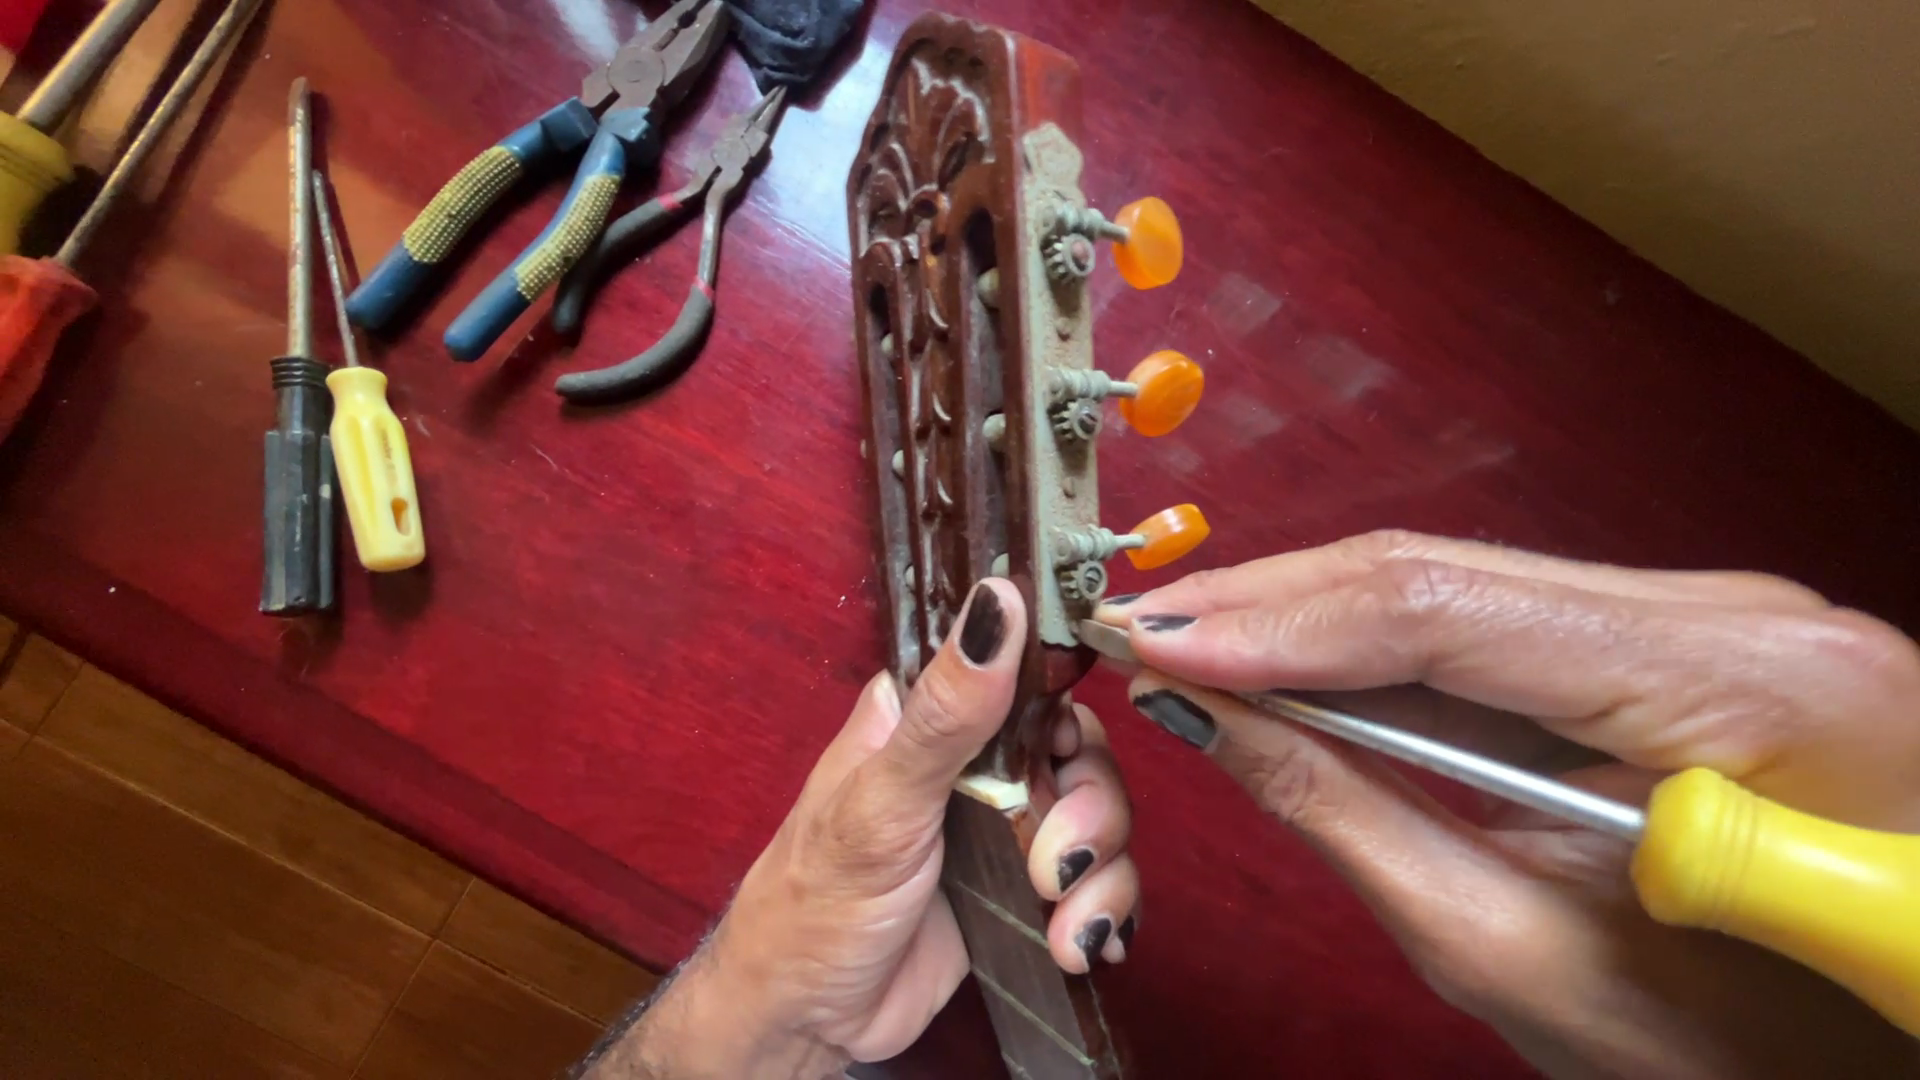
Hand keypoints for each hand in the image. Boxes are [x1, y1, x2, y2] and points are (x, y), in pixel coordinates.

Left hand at [587, 579, 1137, 1077]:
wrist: (810, 1019)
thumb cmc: (823, 894)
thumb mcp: (884, 798)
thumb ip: (946, 710)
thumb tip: (999, 597)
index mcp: (932, 713)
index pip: (1021, 671)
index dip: (1065, 696)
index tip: (1070, 744)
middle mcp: (977, 757)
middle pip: (1077, 746)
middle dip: (1091, 805)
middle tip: (1057, 863)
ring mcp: (1007, 821)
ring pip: (1099, 812)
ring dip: (1101, 870)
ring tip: (1064, 921)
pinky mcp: (1026, 883)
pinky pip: (1098, 875)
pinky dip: (1102, 910)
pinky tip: (1076, 945)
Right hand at [1099, 530, 1919, 1079]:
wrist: (1895, 1040)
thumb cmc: (1749, 1049)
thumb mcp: (1517, 953)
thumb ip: (1339, 812)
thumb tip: (1197, 711)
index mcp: (1734, 679)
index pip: (1433, 610)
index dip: (1269, 624)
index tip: (1145, 642)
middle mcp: (1711, 605)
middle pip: (1420, 573)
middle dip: (1255, 604)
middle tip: (1133, 626)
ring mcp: (1679, 609)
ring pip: (1426, 584)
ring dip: (1286, 615)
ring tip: (1174, 634)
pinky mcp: (1637, 634)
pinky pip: (1456, 622)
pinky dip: (1346, 642)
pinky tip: (1264, 653)